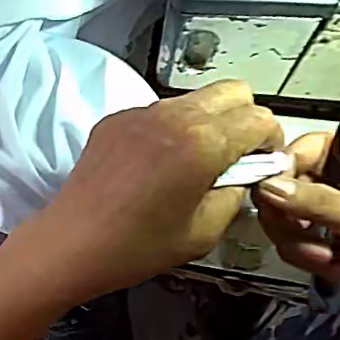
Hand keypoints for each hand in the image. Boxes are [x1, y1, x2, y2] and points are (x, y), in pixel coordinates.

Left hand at [7, 80, 283, 305]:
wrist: (70, 244)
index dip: (269, 142)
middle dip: (243, 120)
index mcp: (201, 144)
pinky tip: (157, 163)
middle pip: (233, 92)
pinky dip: (170, 128)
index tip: (261, 163)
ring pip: (194, 98)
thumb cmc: (132, 247)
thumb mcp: (202, 232)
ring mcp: (139, 114)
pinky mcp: (114, 120)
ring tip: (193, 162)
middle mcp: (172, 118)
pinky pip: (157, 111)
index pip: (260, 118)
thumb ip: (234, 194)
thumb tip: (244, 176)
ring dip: (206, 121)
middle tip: (234, 156)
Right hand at [252, 131, 339, 339]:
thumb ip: (323, 204)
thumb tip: (271, 186)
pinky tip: (334, 269)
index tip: (274, 184)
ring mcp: (333, 219)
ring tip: (327, 258)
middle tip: (301, 228)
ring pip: (284, 215)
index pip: (321, 147)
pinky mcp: (320, 248)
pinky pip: (289, 243)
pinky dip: (304, 258)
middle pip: (291, 182)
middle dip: (291, 211)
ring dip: (298, 240)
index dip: (293, 162)